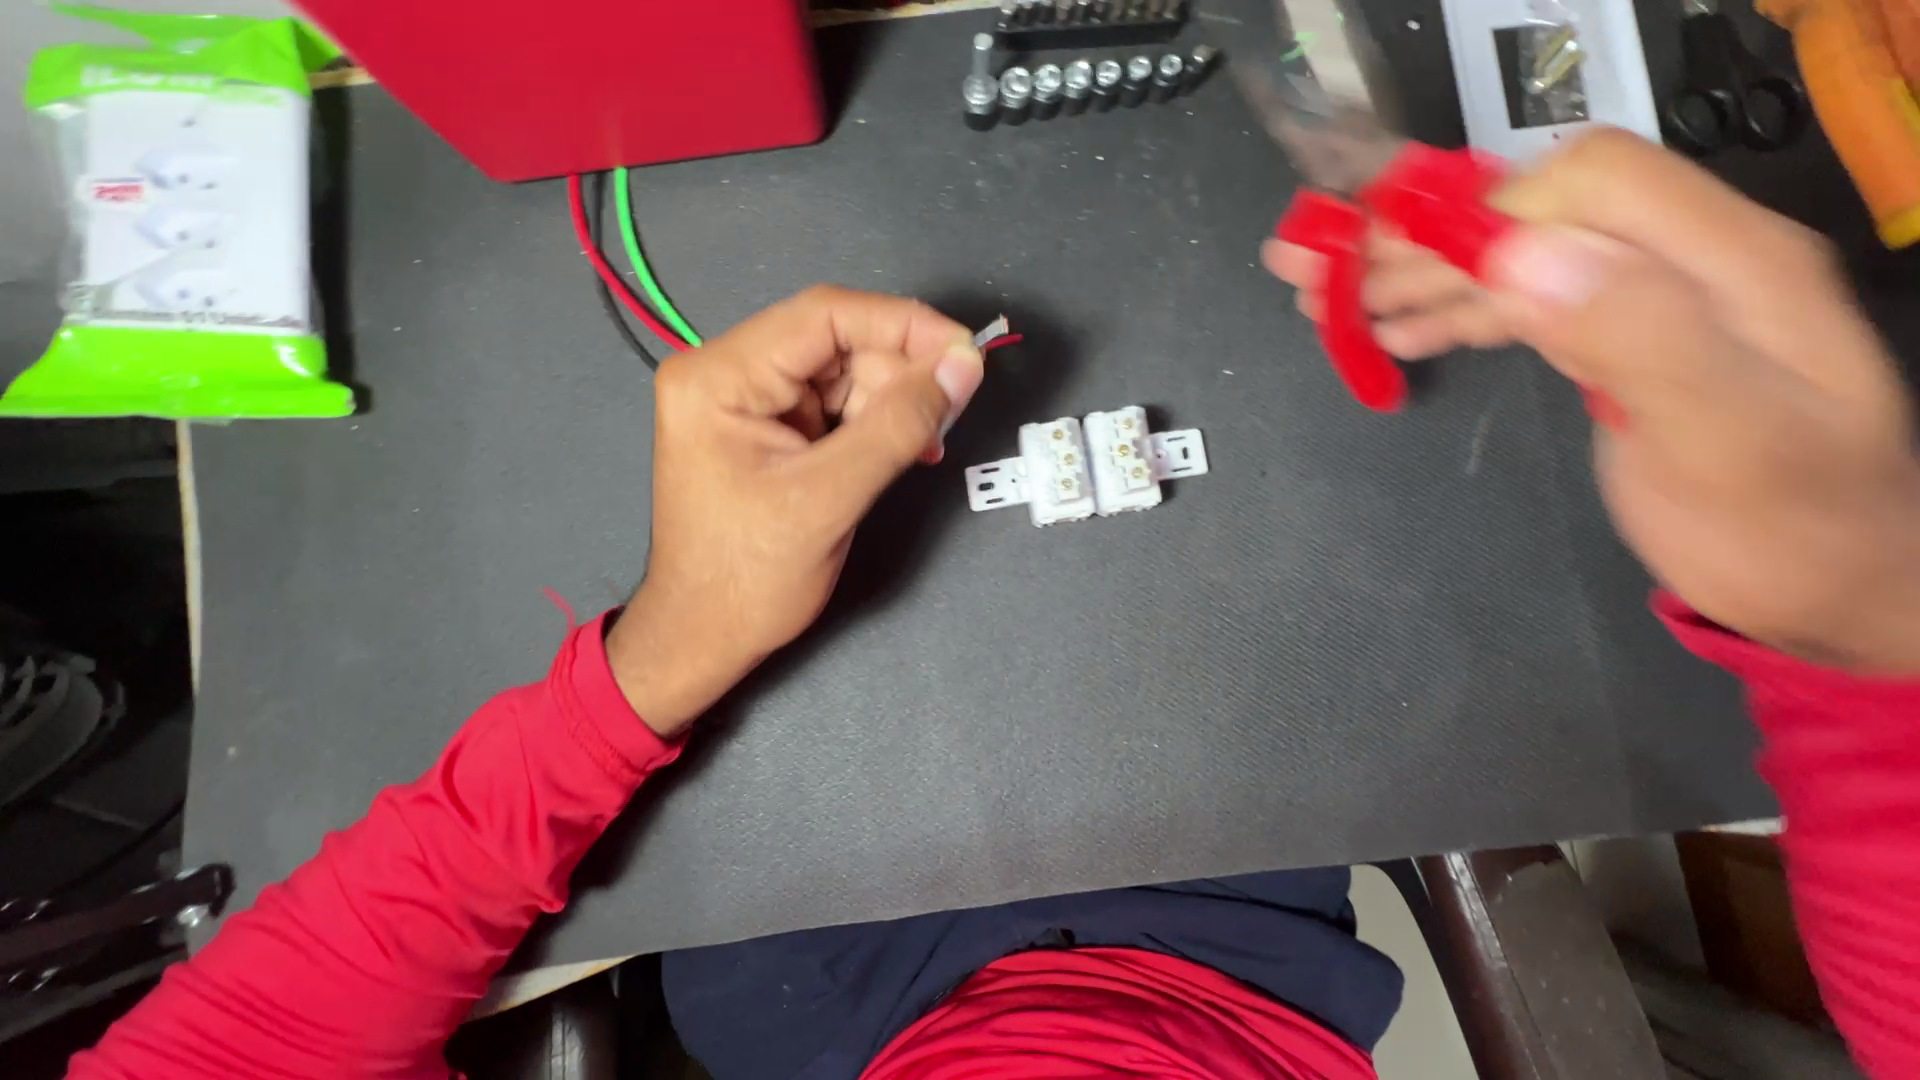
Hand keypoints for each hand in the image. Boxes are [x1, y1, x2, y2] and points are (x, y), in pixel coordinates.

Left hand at [606, 286, 985, 734]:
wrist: (706, 636)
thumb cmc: (750, 578)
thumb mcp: (829, 498)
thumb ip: (899, 426)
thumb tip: (965, 365)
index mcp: (720, 376)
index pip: (824, 316)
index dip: (903, 324)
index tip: (965, 350)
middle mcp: (729, 373)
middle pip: (838, 343)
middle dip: (902, 373)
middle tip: (950, 411)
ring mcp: (751, 401)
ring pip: (847, 373)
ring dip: (896, 402)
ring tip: (926, 443)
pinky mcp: (773, 429)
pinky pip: (840, 406)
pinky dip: (879, 423)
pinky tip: (908, 448)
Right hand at [1266, 129, 1919, 673]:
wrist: (1827, 582)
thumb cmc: (1782, 526)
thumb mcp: (1723, 440)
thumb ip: (1636, 336)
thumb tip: (1520, 256)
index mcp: (1724, 262)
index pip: (1588, 183)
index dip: (1480, 211)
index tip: (1385, 257)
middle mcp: (1682, 261)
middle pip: (1532, 214)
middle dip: (1417, 238)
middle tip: (1317, 265)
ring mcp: (1644, 299)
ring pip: (1512, 258)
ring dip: (1417, 275)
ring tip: (1330, 299)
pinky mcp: (1612, 337)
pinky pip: (1518, 303)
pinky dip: (1448, 311)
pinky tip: (1397, 332)